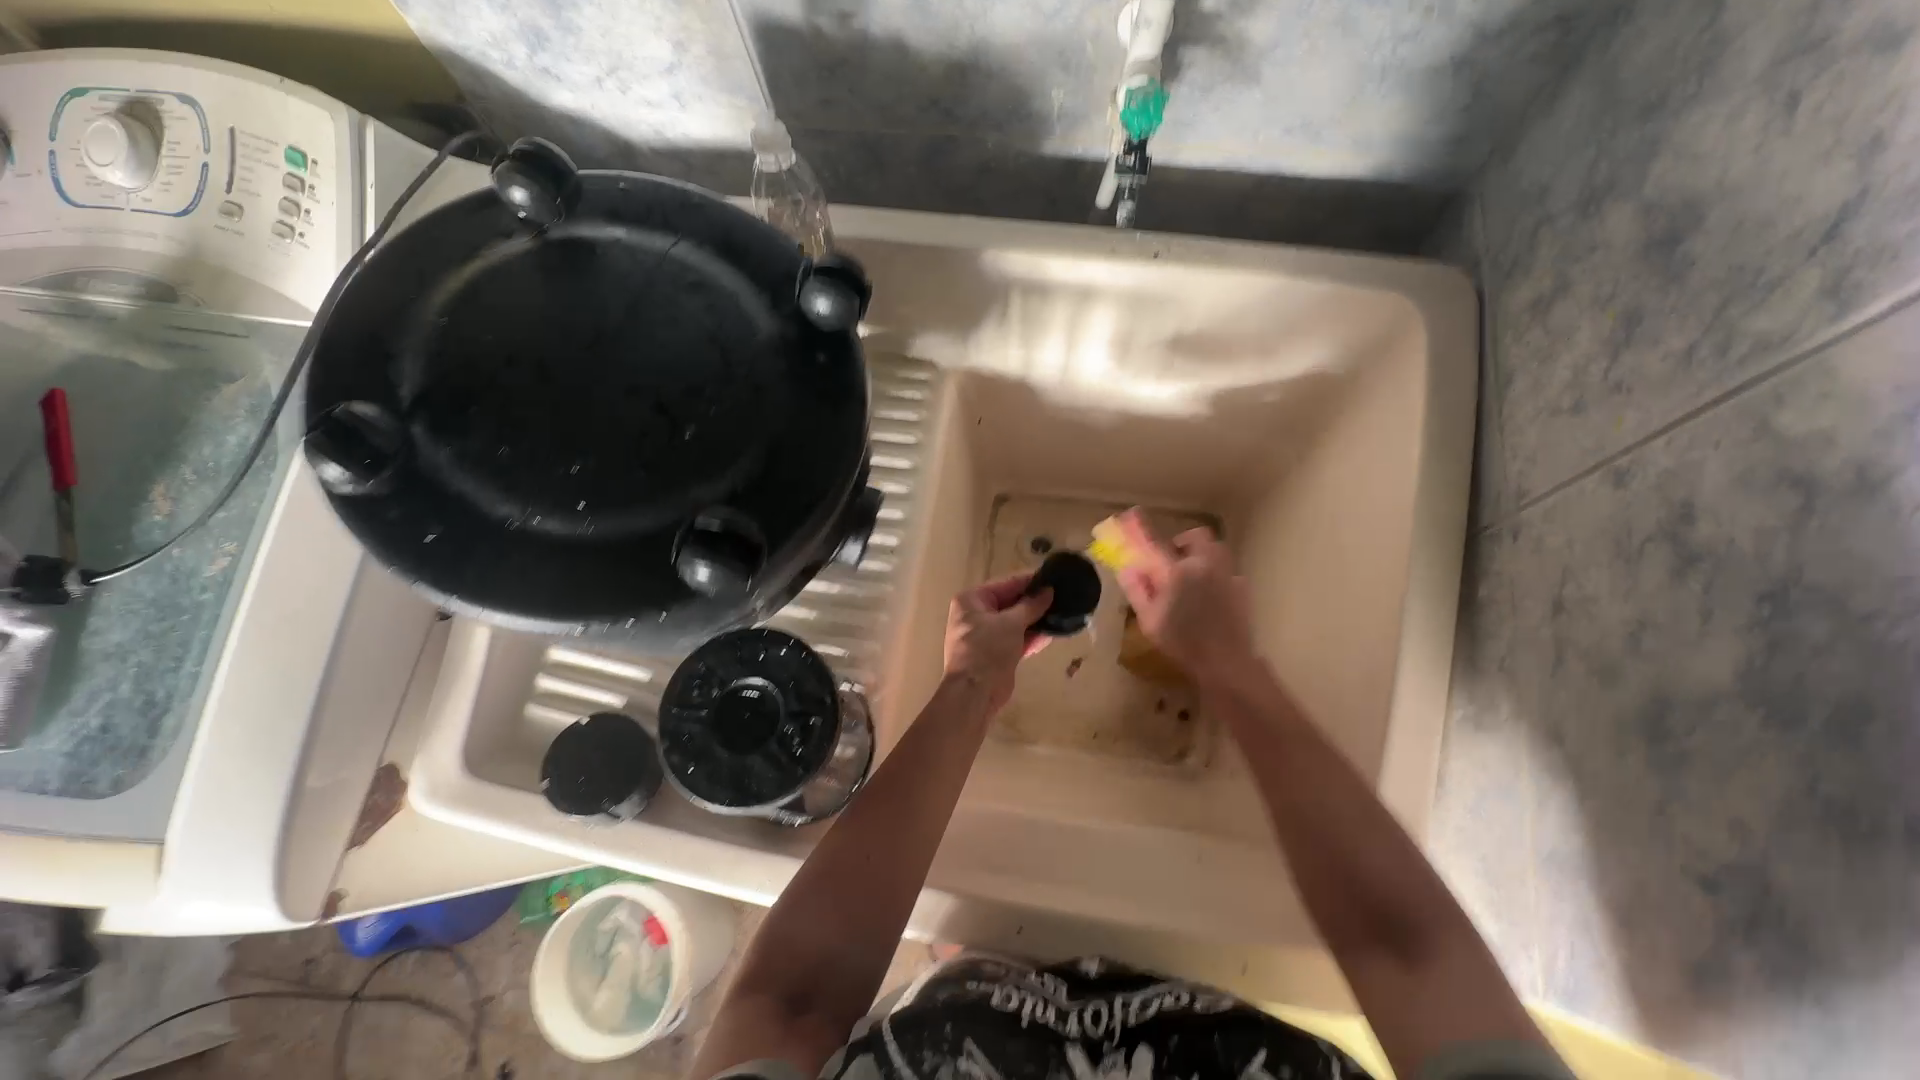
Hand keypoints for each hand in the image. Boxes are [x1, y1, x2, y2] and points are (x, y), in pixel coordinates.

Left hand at [943, 573, 1052, 713]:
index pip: (1005, 585)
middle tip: (1062, 597)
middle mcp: (976, 615)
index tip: (1054, 578)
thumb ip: (1031, 605)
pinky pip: (1016, 639)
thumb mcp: (1011, 623)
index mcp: (972, 600)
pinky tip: (1052, 633)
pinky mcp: (996, 653)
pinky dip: (1031, 637)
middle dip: (1034, 603)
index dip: (1030, 582)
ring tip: (1061, 613)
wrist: (975, 692)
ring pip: (1015, 623)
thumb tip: (1048, 590)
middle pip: (1010, 603)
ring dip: (1036, 620)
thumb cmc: (987, 648)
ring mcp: (985, 636)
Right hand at [1112, 507, 1255, 683]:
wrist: (1225, 661)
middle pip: (1197, 537)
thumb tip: (1127, 568)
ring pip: (1216, 549)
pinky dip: (1216, 573)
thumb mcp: (1149, 620)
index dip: (1142, 526)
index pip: (1155, 542)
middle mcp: (1204, 565)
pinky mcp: (1241, 587)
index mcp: (1177, 571)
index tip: (1133, 513)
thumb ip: (1137, 590)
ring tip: (1192, 572)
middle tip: (1173, 558)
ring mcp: (1227, 574)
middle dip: (1184, 542)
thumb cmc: (1182, 642)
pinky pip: (1227, 569)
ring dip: (1202, 553)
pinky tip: (1210, 594)